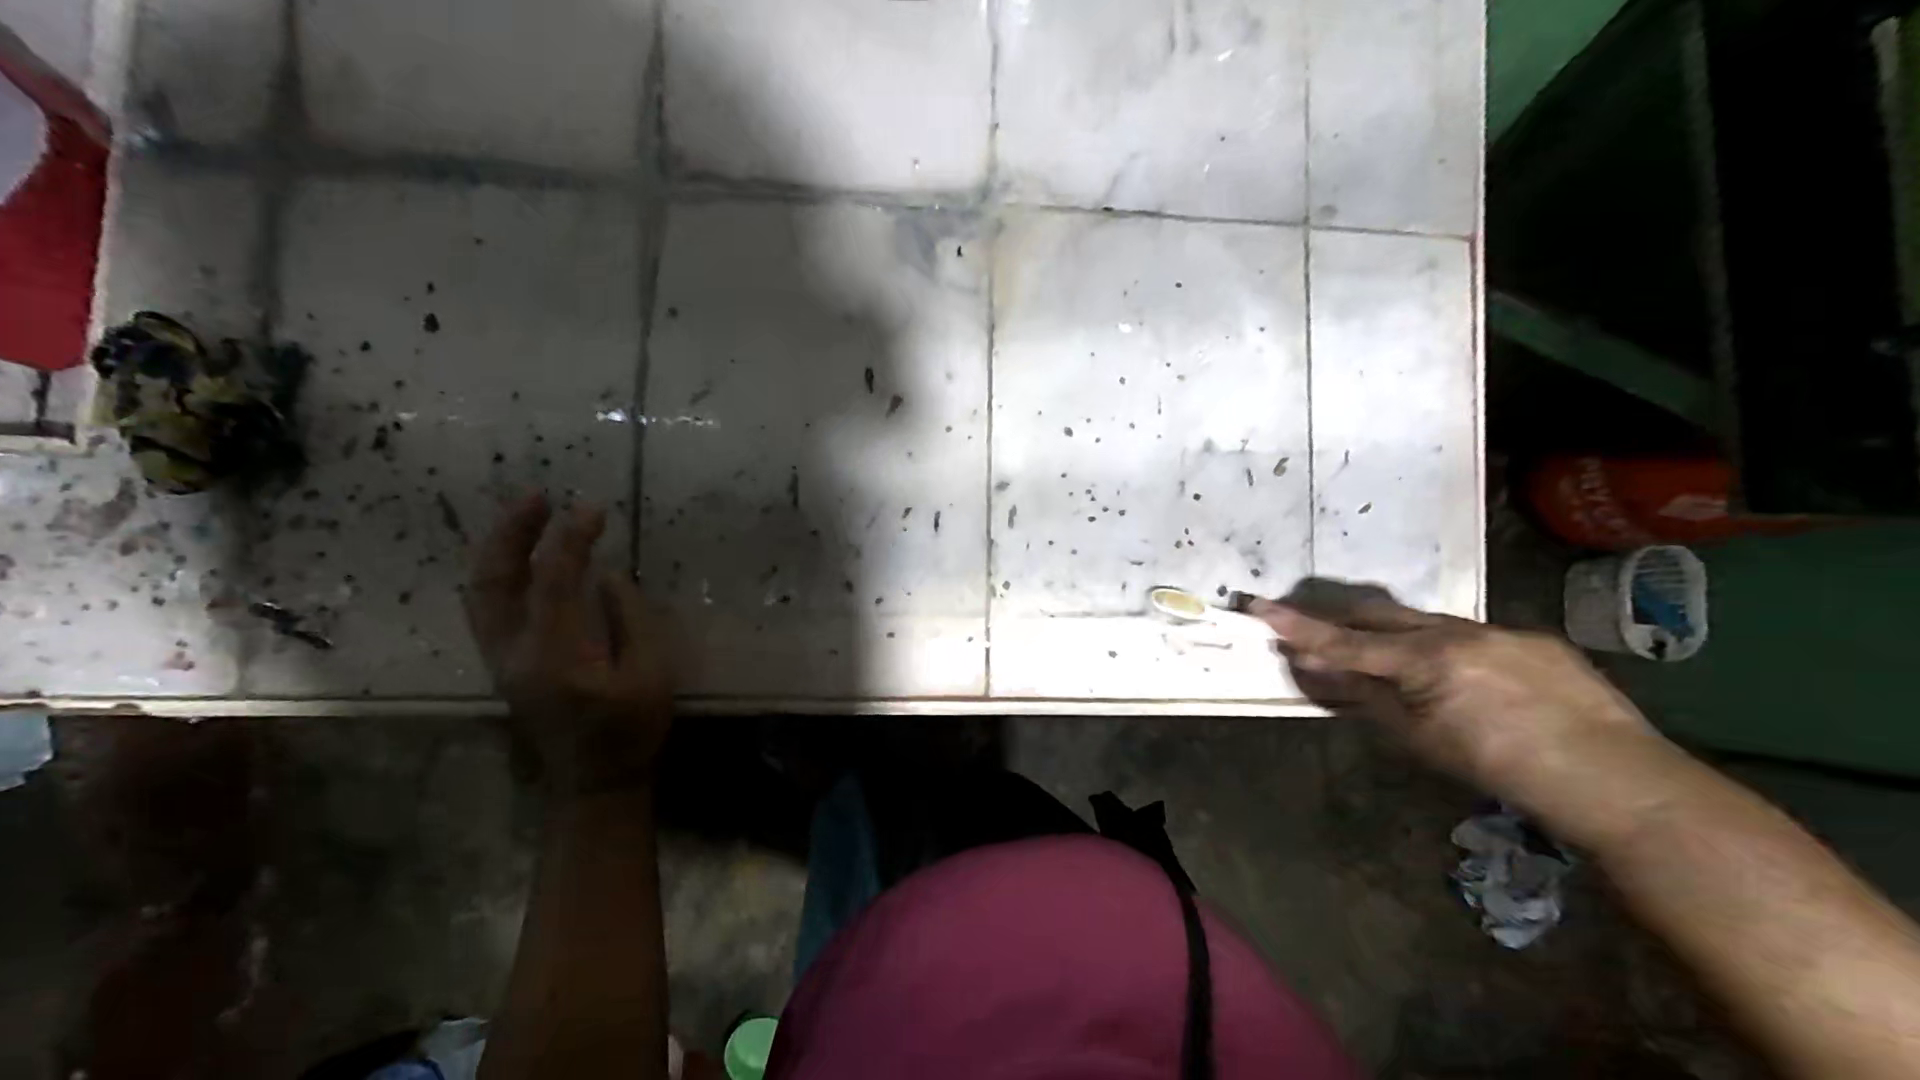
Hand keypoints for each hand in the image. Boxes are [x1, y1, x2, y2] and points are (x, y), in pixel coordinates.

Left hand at [466, 494, 672, 796]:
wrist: (594, 781)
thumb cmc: (631, 731)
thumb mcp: (650, 675)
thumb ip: (631, 620)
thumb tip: (608, 577)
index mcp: (556, 656)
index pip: (554, 580)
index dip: (572, 539)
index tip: (594, 510)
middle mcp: (515, 653)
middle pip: (494, 580)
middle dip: (512, 532)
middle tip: (540, 496)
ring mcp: (502, 660)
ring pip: (481, 591)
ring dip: (500, 548)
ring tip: (527, 516)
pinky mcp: (504, 664)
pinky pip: (487, 606)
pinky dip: (499, 572)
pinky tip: (521, 557)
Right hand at [1248, 580, 1657, 800]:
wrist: (1619, 781)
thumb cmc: (1502, 768)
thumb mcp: (1418, 739)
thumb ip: (1362, 696)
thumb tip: (1313, 668)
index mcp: (1426, 657)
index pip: (1344, 639)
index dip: (1297, 626)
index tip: (1258, 606)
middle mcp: (1458, 630)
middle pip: (1380, 613)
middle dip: (1341, 620)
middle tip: (1315, 631)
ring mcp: (1500, 630)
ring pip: (1426, 622)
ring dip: (1394, 637)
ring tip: (1390, 666)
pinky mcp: (1535, 641)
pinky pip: (1469, 635)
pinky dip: (1442, 650)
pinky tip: (1460, 682)